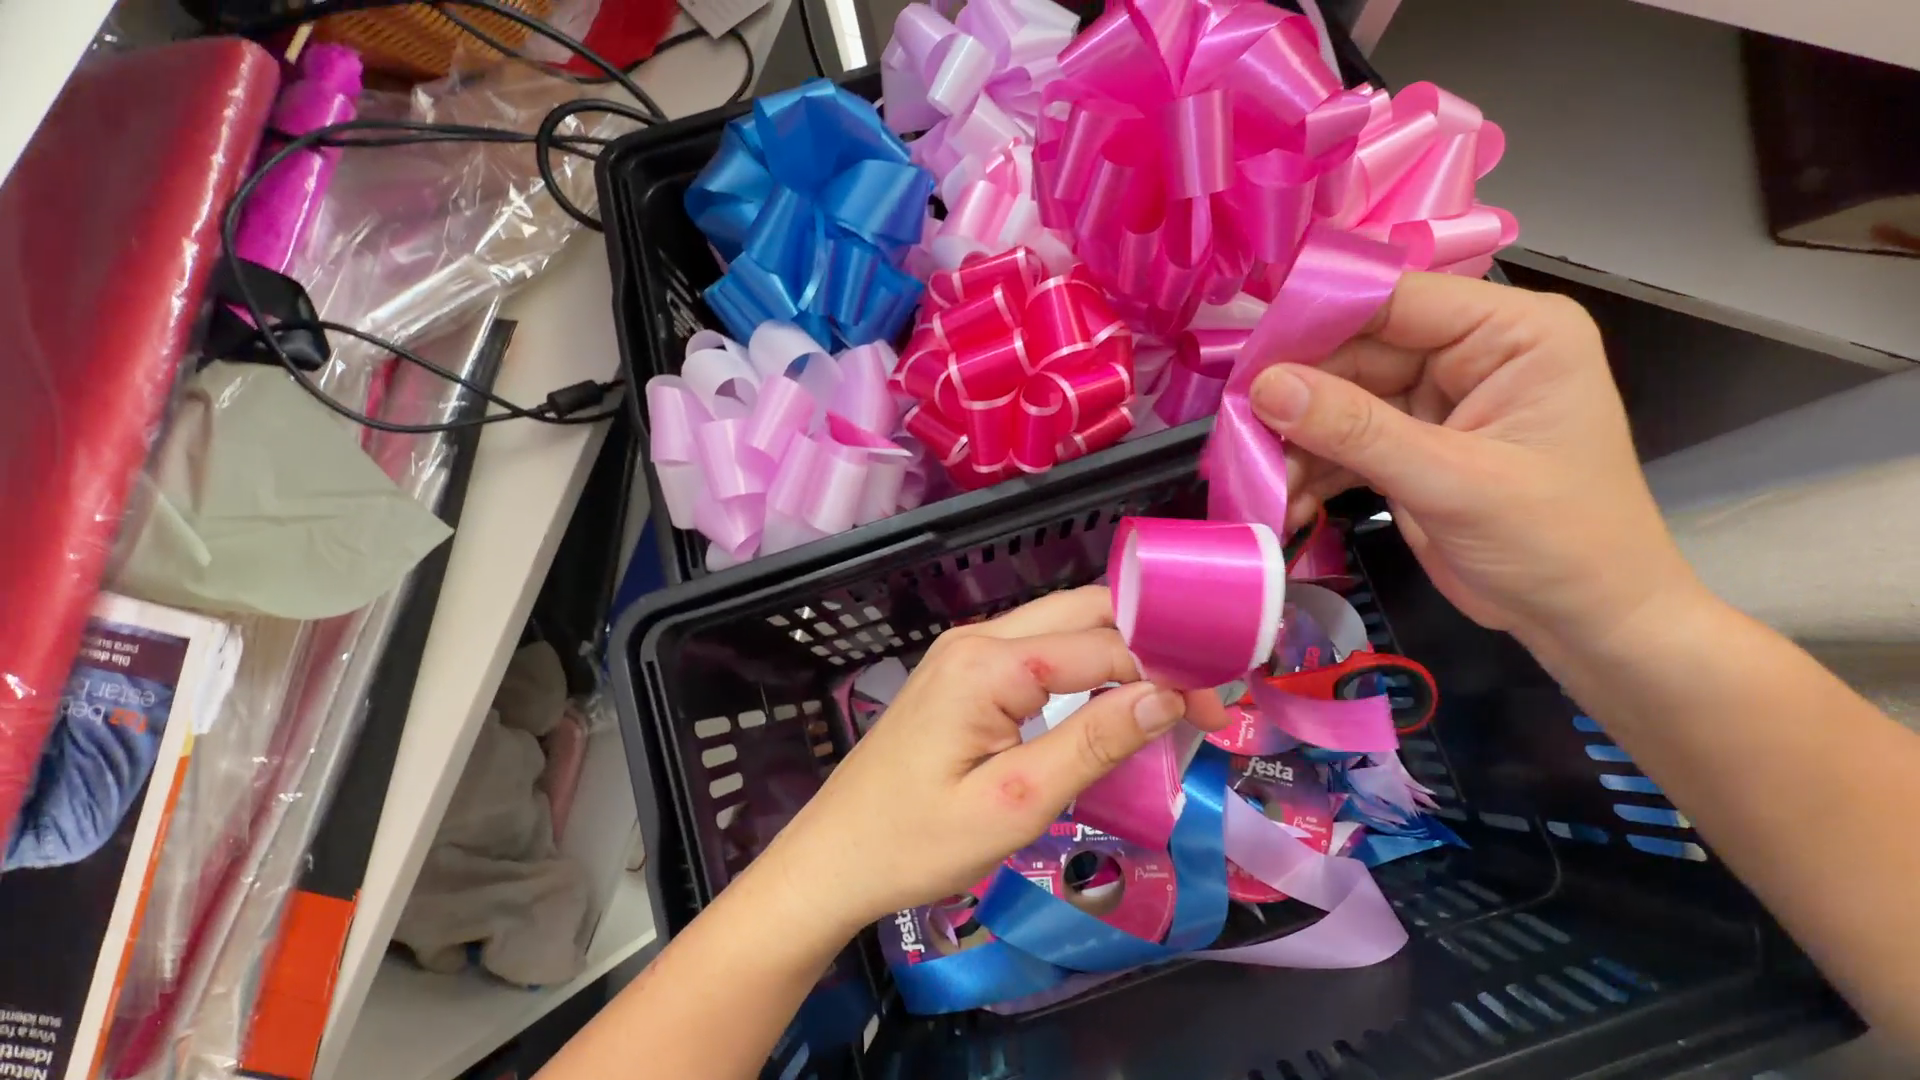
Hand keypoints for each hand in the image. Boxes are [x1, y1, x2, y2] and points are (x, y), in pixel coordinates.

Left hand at [750, 587, 1224, 935]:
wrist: (834, 858)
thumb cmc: (917, 843)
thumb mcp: (1015, 804)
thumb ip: (1093, 742)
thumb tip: (1169, 695)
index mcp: (988, 664)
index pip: (1103, 645)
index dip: (1168, 670)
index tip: (1219, 708)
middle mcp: (976, 638)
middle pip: (1084, 613)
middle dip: (1150, 643)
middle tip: (1203, 693)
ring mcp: (963, 651)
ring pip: (1061, 625)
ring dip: (1120, 649)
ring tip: (1171, 693)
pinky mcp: (960, 673)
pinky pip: (1036, 649)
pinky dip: (1084, 664)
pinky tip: (1111, 695)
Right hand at [1250, 272, 1697, 651]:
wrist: (1583, 621)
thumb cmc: (1555, 542)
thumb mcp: (1452, 481)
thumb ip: (1355, 430)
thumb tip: (1263, 387)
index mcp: (1509, 333)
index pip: (1395, 302)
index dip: (1317, 321)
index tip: (1248, 360)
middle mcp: (1468, 354)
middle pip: (1355, 354)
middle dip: (1298, 399)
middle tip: (1240, 435)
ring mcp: (1435, 402)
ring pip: (1339, 403)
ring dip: (1297, 445)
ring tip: (1261, 483)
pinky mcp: (1411, 446)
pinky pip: (1344, 443)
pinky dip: (1312, 472)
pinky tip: (1287, 503)